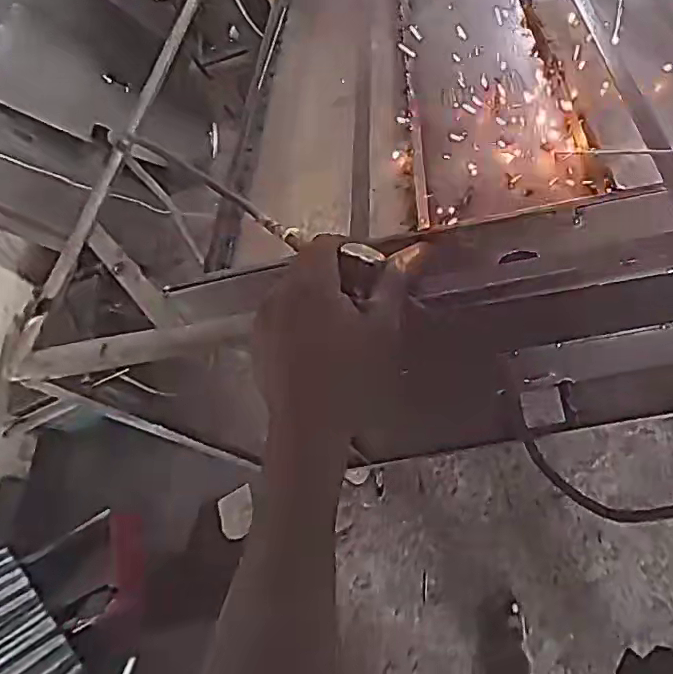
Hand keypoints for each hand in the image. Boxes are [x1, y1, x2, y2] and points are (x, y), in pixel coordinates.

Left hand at [252, 236, 410, 465]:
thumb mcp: (382, 326)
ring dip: (322, 294)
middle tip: (367, 299)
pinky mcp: (258, 343)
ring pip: (296, 288)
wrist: (309, 430)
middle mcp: (279, 293)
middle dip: (340, 272)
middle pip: (309, 264)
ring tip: (348, 324)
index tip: (374, 272)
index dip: (353, 250)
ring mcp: (264, 319)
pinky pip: (284, 312)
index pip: (326, 243)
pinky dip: (304, 314)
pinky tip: (325, 345)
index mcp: (309, 283)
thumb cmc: (351, 376)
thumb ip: (393, 283)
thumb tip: (414, 252)